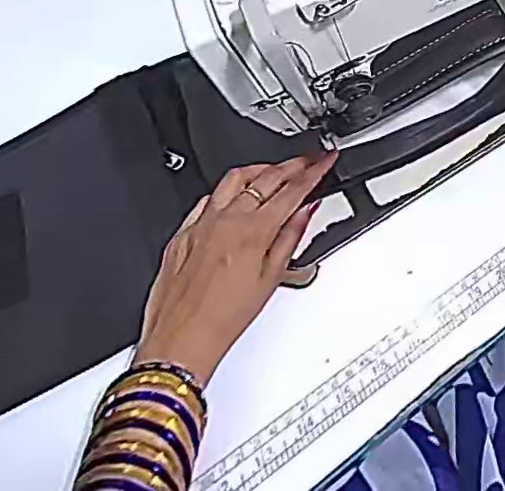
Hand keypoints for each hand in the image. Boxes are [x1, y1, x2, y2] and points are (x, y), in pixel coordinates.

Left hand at [134, 154, 335, 384]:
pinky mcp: (182, 234)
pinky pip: (206, 199)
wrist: (179, 343)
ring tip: (274, 171)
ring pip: (235, 178)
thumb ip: (291, 236)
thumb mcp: (271, 277)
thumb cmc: (223, 319)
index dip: (315, 170)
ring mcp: (201, 224)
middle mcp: (226, 221)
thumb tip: (306, 210)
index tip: (325, 160)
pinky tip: (234, 196)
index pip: (293, 189)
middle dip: (294, 164)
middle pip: (268, 176)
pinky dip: (227, 191)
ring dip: (260, 169)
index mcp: (253, 231)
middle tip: (309, 160)